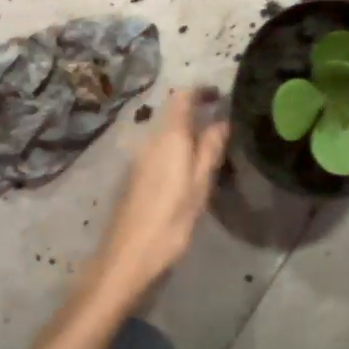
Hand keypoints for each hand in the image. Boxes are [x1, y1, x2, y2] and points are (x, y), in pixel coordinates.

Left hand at [85, 88, 230, 306]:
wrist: (126, 257)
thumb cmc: (170, 221)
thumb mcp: (199, 185)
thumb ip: (210, 148)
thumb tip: (222, 120)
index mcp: (169, 137)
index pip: (183, 97)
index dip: (201, 91)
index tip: (221, 94)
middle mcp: (150, 139)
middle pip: (173, 112)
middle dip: (196, 110)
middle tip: (222, 121)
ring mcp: (139, 157)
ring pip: (165, 132)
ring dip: (186, 130)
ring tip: (211, 145)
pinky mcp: (134, 175)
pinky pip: (159, 148)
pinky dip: (176, 147)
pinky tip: (188, 167)